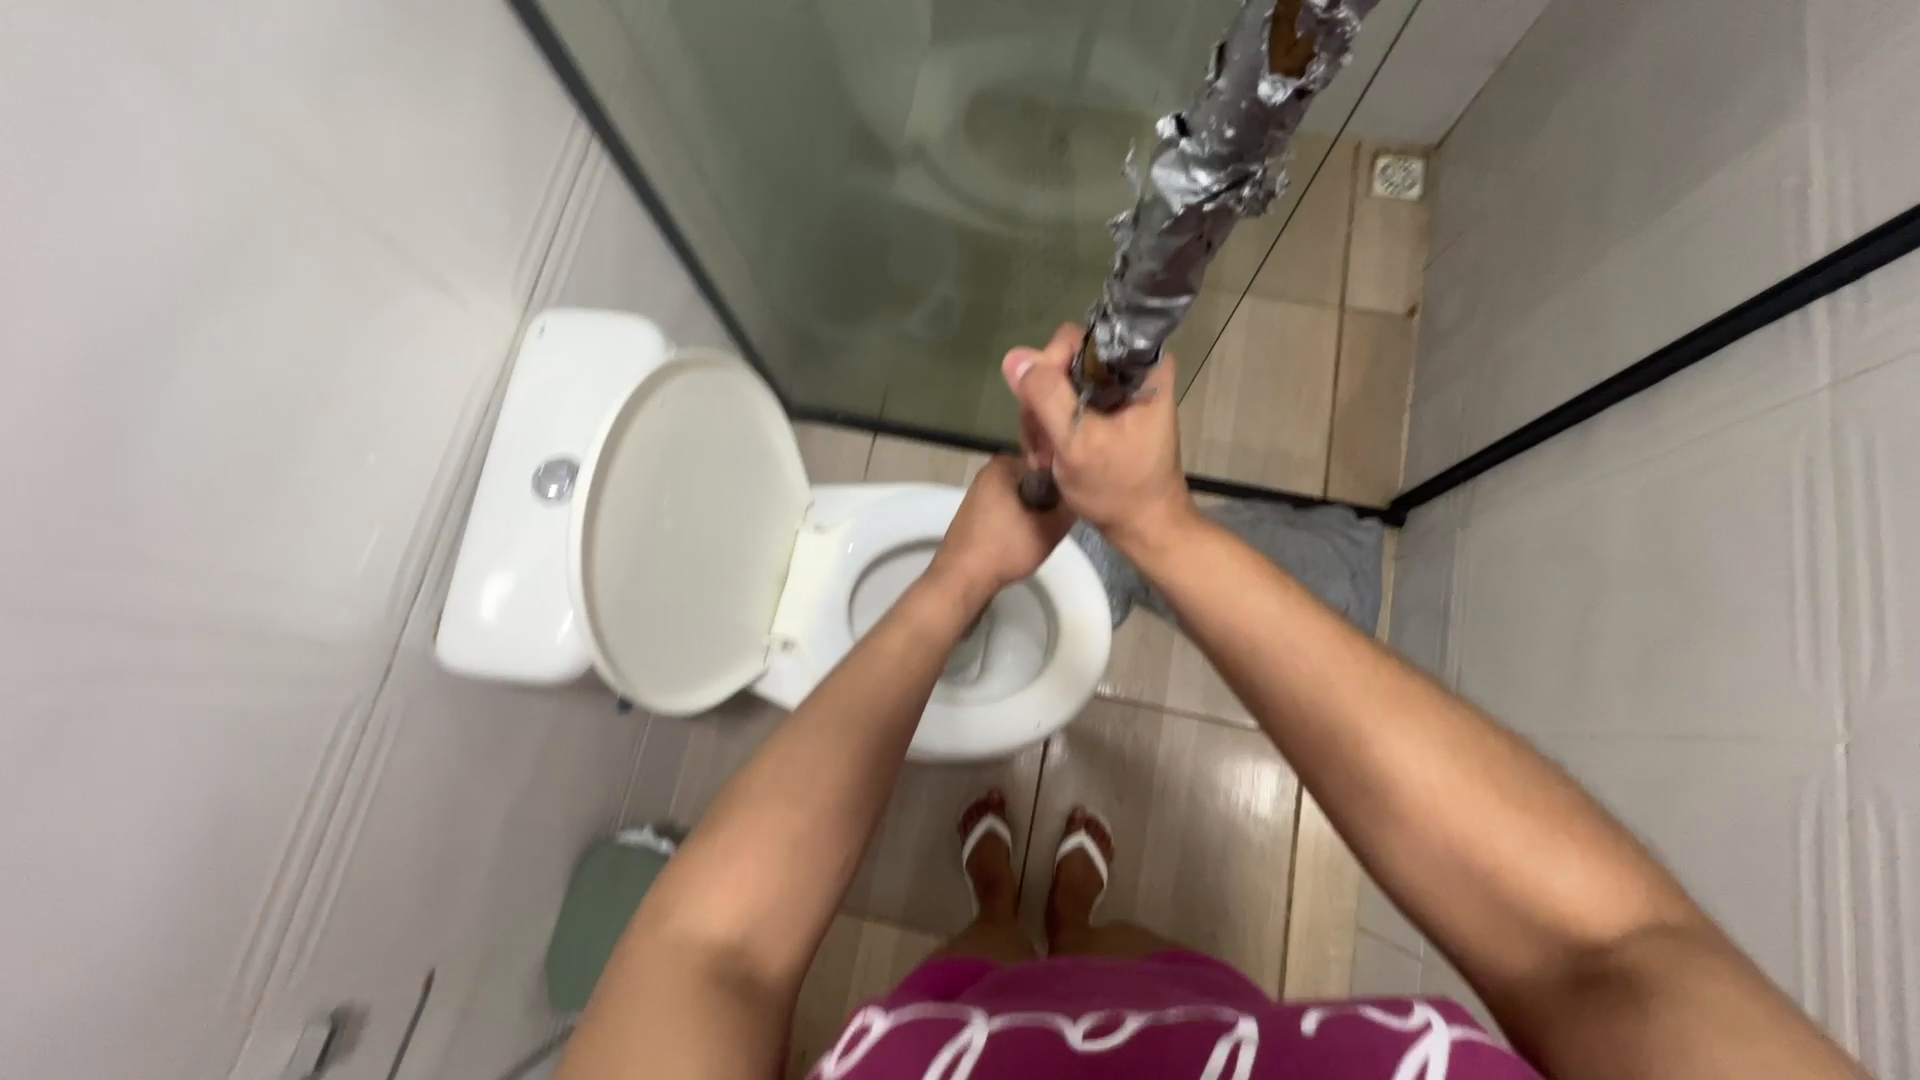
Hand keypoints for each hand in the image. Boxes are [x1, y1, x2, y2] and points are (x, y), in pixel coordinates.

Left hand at [925, 456, 1074, 609]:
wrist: (961, 578)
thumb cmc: (1005, 549)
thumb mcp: (1049, 530)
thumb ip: (1070, 508)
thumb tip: (1079, 497)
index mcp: (1004, 465)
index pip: (1049, 464)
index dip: (1064, 484)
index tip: (1072, 505)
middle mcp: (989, 471)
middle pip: (1034, 480)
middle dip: (1048, 498)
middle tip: (1057, 522)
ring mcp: (979, 491)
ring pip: (1021, 495)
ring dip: (1034, 510)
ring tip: (1042, 531)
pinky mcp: (975, 511)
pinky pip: (1007, 507)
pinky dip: (1018, 518)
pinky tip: (1023, 537)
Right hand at [1002, 323, 1198, 555]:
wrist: (1145, 529)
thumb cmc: (1119, 490)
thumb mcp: (1077, 443)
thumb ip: (1046, 396)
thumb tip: (1014, 359)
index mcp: (1140, 367)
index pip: (1077, 341)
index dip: (1050, 370)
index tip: (1042, 409)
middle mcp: (1131, 371)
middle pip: (1063, 364)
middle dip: (1043, 404)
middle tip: (1044, 446)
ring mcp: (1118, 393)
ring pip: (1059, 387)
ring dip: (1043, 423)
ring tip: (1047, 459)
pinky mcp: (1108, 413)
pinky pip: (1066, 405)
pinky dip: (1053, 431)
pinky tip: (1051, 458)